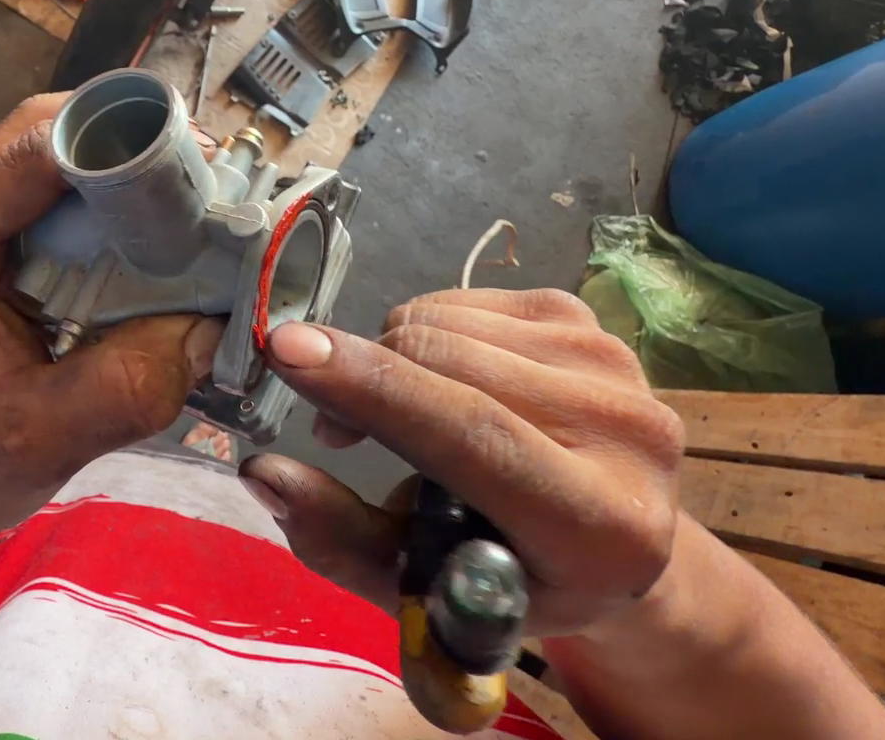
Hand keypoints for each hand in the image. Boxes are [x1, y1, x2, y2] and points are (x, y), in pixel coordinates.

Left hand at [0, 95, 224, 550]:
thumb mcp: (44, 440)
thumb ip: (127, 386)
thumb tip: (211, 324)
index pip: (29, 158)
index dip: (111, 147)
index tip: (191, 168)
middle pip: (42, 135)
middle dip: (124, 142)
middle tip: (200, 178)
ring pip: (56, 159)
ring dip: (123, 167)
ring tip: (191, 198)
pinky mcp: (2, 250)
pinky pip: (62, 201)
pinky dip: (114, 205)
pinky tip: (158, 234)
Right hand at [238, 288, 684, 635]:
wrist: (614, 532)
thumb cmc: (508, 571)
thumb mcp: (418, 583)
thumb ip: (336, 538)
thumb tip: (261, 472)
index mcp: (597, 524)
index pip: (469, 432)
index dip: (370, 386)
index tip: (286, 350)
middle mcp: (623, 430)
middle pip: (439, 356)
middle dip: (357, 375)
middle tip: (337, 428)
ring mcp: (609, 360)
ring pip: (436, 320)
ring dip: (386, 357)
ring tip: (398, 413)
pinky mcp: (585, 316)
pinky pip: (453, 301)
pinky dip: (417, 333)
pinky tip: (440, 381)